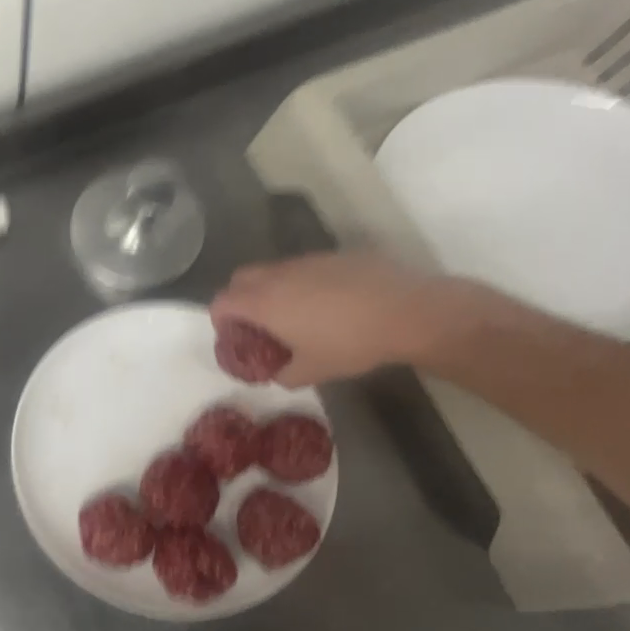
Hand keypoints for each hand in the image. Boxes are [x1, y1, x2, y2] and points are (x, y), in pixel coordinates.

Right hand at [210, 253, 511, 387]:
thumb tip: (278, 374)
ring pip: (274, 270)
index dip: (219, 321)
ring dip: (272, 289)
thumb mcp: (312, 371)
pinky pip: (307, 267)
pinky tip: (331, 304)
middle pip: (240, 278)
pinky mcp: (338, 256)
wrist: (409, 312)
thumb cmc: (351, 344)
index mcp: (264, 302)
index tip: (233, 337)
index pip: (221, 302)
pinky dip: (304, 283)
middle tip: (255, 323)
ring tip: (295, 315)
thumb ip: (284, 374)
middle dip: (239, 299)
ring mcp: (309, 261)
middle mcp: (279, 275)